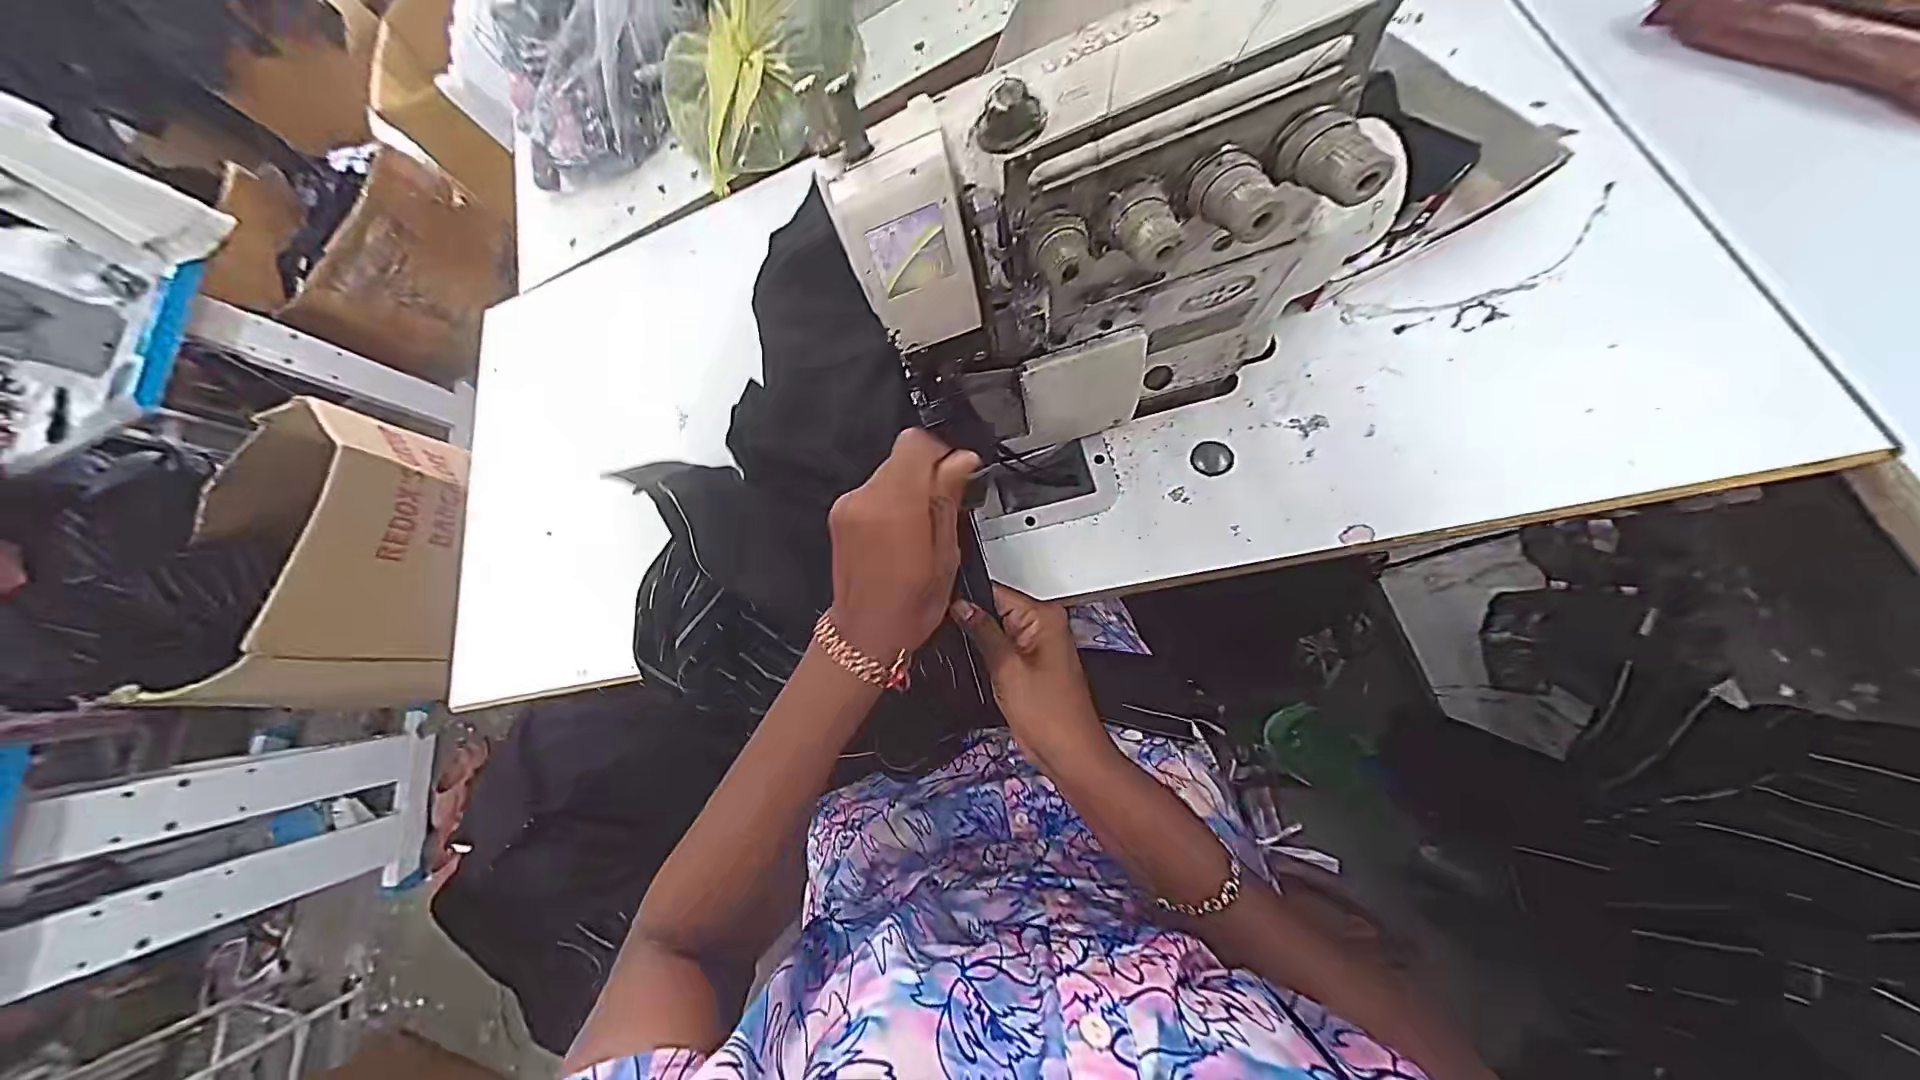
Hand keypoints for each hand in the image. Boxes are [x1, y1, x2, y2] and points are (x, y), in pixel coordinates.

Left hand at [826, 429, 978, 658]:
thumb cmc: (908, 605)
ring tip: (920, 528)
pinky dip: (890, 503)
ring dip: (909, 490)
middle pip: (902, 456)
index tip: (954, 472)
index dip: (941, 453)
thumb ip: (948, 497)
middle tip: (941, 508)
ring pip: (888, 473)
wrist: (867, 632)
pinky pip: (872, 492)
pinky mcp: (839, 515)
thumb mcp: (946, 553)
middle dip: (926, 474)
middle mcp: (865, 500)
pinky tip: (901, 533)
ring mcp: (848, 507)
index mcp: (895, 506)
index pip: (915, 443)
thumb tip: (961, 461)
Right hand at [951, 584, 1110, 768]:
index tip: (945, 608)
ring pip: (996, 631)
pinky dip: (990, 658)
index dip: (969, 600)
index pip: (997, 591)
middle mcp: (1044, 625)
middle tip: (955, 638)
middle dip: (974, 623)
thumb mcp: (1007, 668)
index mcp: (1045, 616)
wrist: (1068, 753)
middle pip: (996, 609)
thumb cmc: (1051, 715)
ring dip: (981, 643)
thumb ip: (982, 632)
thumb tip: (962, 606)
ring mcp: (1038, 645)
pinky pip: (1003, 649)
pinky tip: (983, 669)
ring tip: (972, 658)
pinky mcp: (1030, 664)